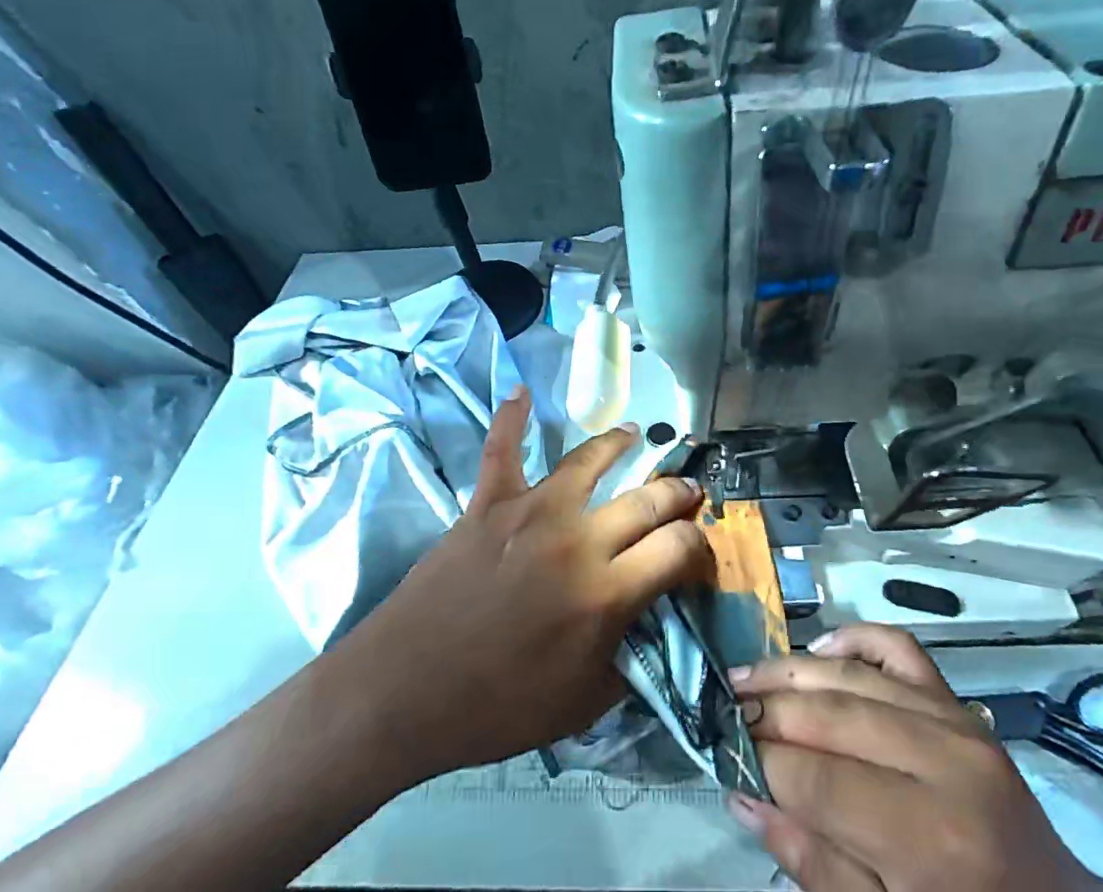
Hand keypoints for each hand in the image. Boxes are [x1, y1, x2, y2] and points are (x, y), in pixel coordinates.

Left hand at [333, 388, 710, 785]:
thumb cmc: (496, 708)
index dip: (701, 545)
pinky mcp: (487, 506)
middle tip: (687, 492)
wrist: (401, 694)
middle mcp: (578, 540)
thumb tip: (652, 623)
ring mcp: (530, 514)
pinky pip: (501, 451)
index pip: (679, 547)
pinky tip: (522, 393)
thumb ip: (632, 659)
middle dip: (678, 493)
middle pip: (647, 499)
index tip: (699, 553)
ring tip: (634, 434)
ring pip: (587, 461)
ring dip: (618, 443)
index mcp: (607, 593)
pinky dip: (511, 419)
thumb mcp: (585, 703)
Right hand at [727, 625, 1102, 891]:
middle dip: (767, 709)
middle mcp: (945, 763)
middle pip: (833, 715)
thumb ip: (812, 862)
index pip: (819, 777)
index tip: (721, 750)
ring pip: (857, 676)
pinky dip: (858, 639)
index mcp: (928, 838)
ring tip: (746, 676)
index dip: (760, 760)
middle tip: (723, 708)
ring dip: (793, 670)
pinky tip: (822, 650)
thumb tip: (743, 795)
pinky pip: (902, 650)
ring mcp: (959, 723)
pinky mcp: (962, 705)